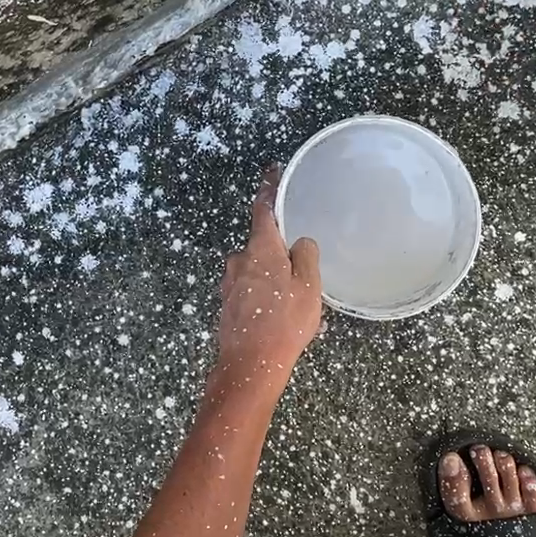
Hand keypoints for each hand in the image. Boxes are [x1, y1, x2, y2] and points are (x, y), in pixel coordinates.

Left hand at [211, 167, 322, 397]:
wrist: (250, 366)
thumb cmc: (284, 323)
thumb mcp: (308, 286)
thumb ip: (305, 256)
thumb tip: (300, 242)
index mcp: (260, 248)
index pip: (263, 208)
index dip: (270, 188)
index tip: (272, 171)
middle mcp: (239, 260)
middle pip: (261, 244)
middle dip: (278, 252)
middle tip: (299, 272)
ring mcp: (229, 282)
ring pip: (255, 269)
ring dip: (271, 277)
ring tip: (292, 303)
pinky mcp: (227, 302)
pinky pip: (249, 288)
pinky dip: (263, 294)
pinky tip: (277, 316)